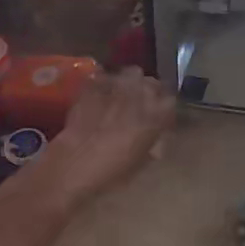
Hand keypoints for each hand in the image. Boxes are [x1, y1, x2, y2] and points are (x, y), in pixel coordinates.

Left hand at [32, 67, 175, 207]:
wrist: (74, 163)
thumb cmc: (110, 172)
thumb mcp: (139, 164)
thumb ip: (152, 145)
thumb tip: (157, 139)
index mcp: (155, 116)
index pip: (170, 100)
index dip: (163, 106)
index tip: (158, 112)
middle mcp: (140, 96)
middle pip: (151, 82)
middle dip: (147, 90)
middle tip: (137, 102)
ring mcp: (115, 87)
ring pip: (130, 73)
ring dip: (127, 82)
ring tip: (119, 93)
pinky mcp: (91, 86)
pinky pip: (103, 76)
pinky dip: (103, 81)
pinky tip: (97, 91)